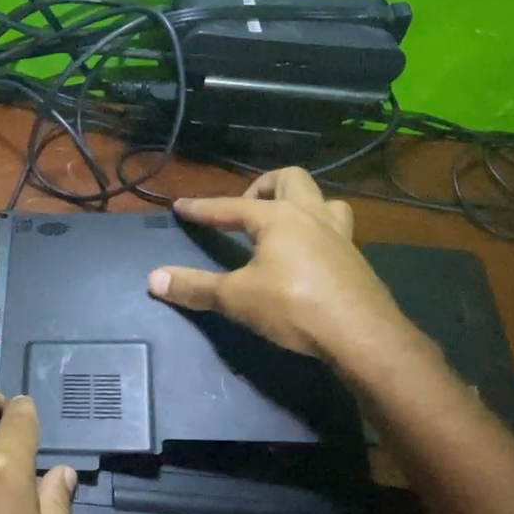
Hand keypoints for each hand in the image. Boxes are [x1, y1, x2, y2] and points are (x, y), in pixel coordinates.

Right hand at [147, 167, 422, 371]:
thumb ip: (195, 287)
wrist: (360, 334)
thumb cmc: (293, 306)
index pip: (231, 207)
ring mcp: (339, 236)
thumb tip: (153, 279)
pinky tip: (306, 257)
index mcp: (278, 218)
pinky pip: (336, 231)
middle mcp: (311, 216)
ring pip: (323, 201)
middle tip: (245, 211)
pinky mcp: (355, 260)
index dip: (203, 208)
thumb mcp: (235, 298)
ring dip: (300, 205)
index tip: (181, 206)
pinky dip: (316, 234)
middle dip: (263, 187)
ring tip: (281, 228)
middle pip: (290, 180)